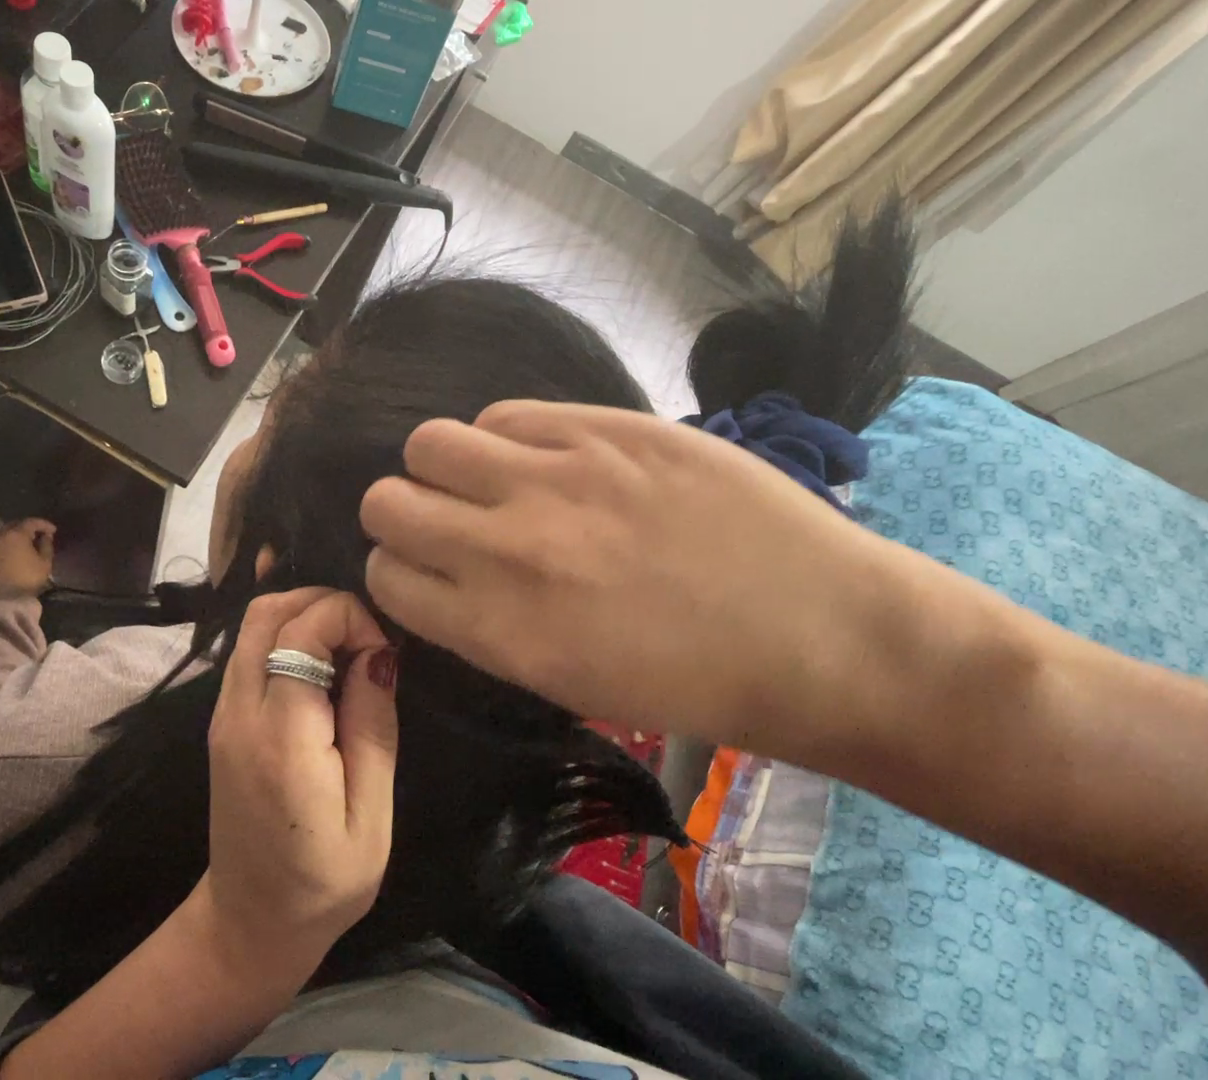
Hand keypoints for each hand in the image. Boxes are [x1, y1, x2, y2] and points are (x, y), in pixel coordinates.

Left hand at [0, 518, 55, 599]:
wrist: (2, 603)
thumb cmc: (27, 582)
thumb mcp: (45, 564)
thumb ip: (47, 546)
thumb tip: (45, 536)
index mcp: (16, 535)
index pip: (32, 522)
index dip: (44, 524)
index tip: (52, 531)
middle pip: (13, 526)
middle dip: (25, 529)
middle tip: (34, 537)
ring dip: (10, 539)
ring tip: (18, 548)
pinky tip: (3, 557)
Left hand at [203, 589, 399, 966]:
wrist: (251, 921)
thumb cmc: (324, 881)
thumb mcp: (372, 813)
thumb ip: (372, 725)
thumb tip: (378, 651)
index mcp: (281, 737)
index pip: (301, 630)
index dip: (349, 618)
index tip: (384, 655)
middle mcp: (239, 713)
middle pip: (265, 612)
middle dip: (321, 601)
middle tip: (367, 637)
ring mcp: (222, 715)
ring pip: (250, 626)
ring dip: (301, 616)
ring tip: (349, 651)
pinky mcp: (220, 723)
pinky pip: (246, 654)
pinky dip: (283, 639)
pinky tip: (321, 670)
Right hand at [360, 401, 994, 751]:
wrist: (823, 638)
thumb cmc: (691, 683)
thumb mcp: (562, 681)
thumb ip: (481, 625)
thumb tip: (440, 572)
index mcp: (495, 629)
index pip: (384, 576)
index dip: (399, 571)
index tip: (427, 571)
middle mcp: (505, 549)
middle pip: (384, 501)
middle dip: (402, 515)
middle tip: (448, 522)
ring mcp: (555, 480)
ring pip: (430, 443)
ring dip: (445, 467)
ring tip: (492, 481)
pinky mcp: (606, 429)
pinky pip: (506, 414)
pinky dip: (506, 438)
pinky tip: (544, 459)